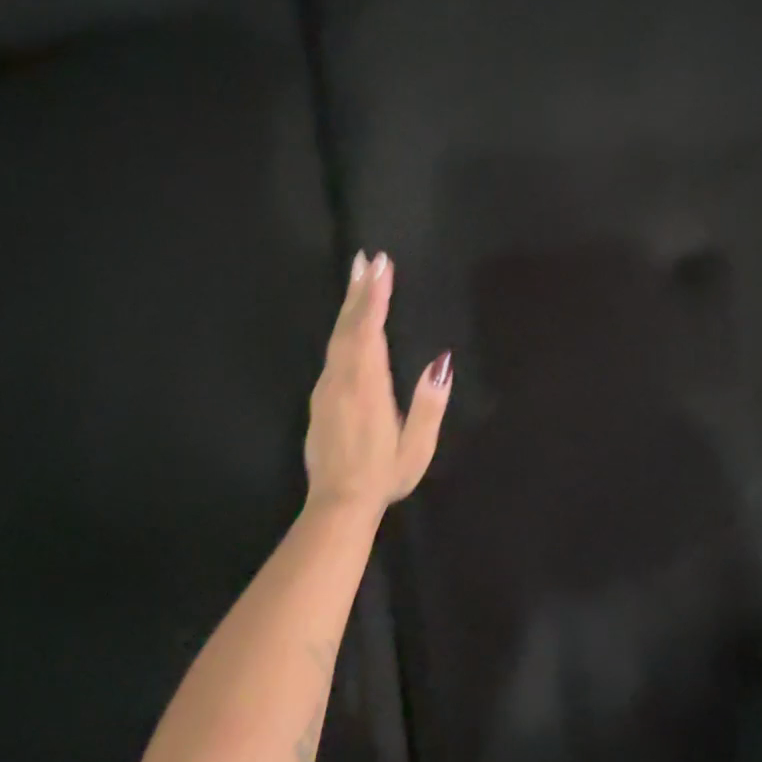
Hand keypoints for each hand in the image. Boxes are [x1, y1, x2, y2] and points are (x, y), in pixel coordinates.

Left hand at [304, 251, 451, 514]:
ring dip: (348, 306)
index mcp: (367, 389)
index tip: (381, 266)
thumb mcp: (417, 447)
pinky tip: (349, 323)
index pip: (370, 331)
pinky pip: (333, 351)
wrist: (337, 503)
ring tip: (358, 278)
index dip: (375, 297)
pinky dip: (343, 328)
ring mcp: (326, 388)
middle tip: (365, 258)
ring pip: (337, 337)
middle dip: (359, 291)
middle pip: (349, 326)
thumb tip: (441, 363)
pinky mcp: (320, 397)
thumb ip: (429, 404)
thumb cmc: (383, 476)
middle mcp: (342, 381)